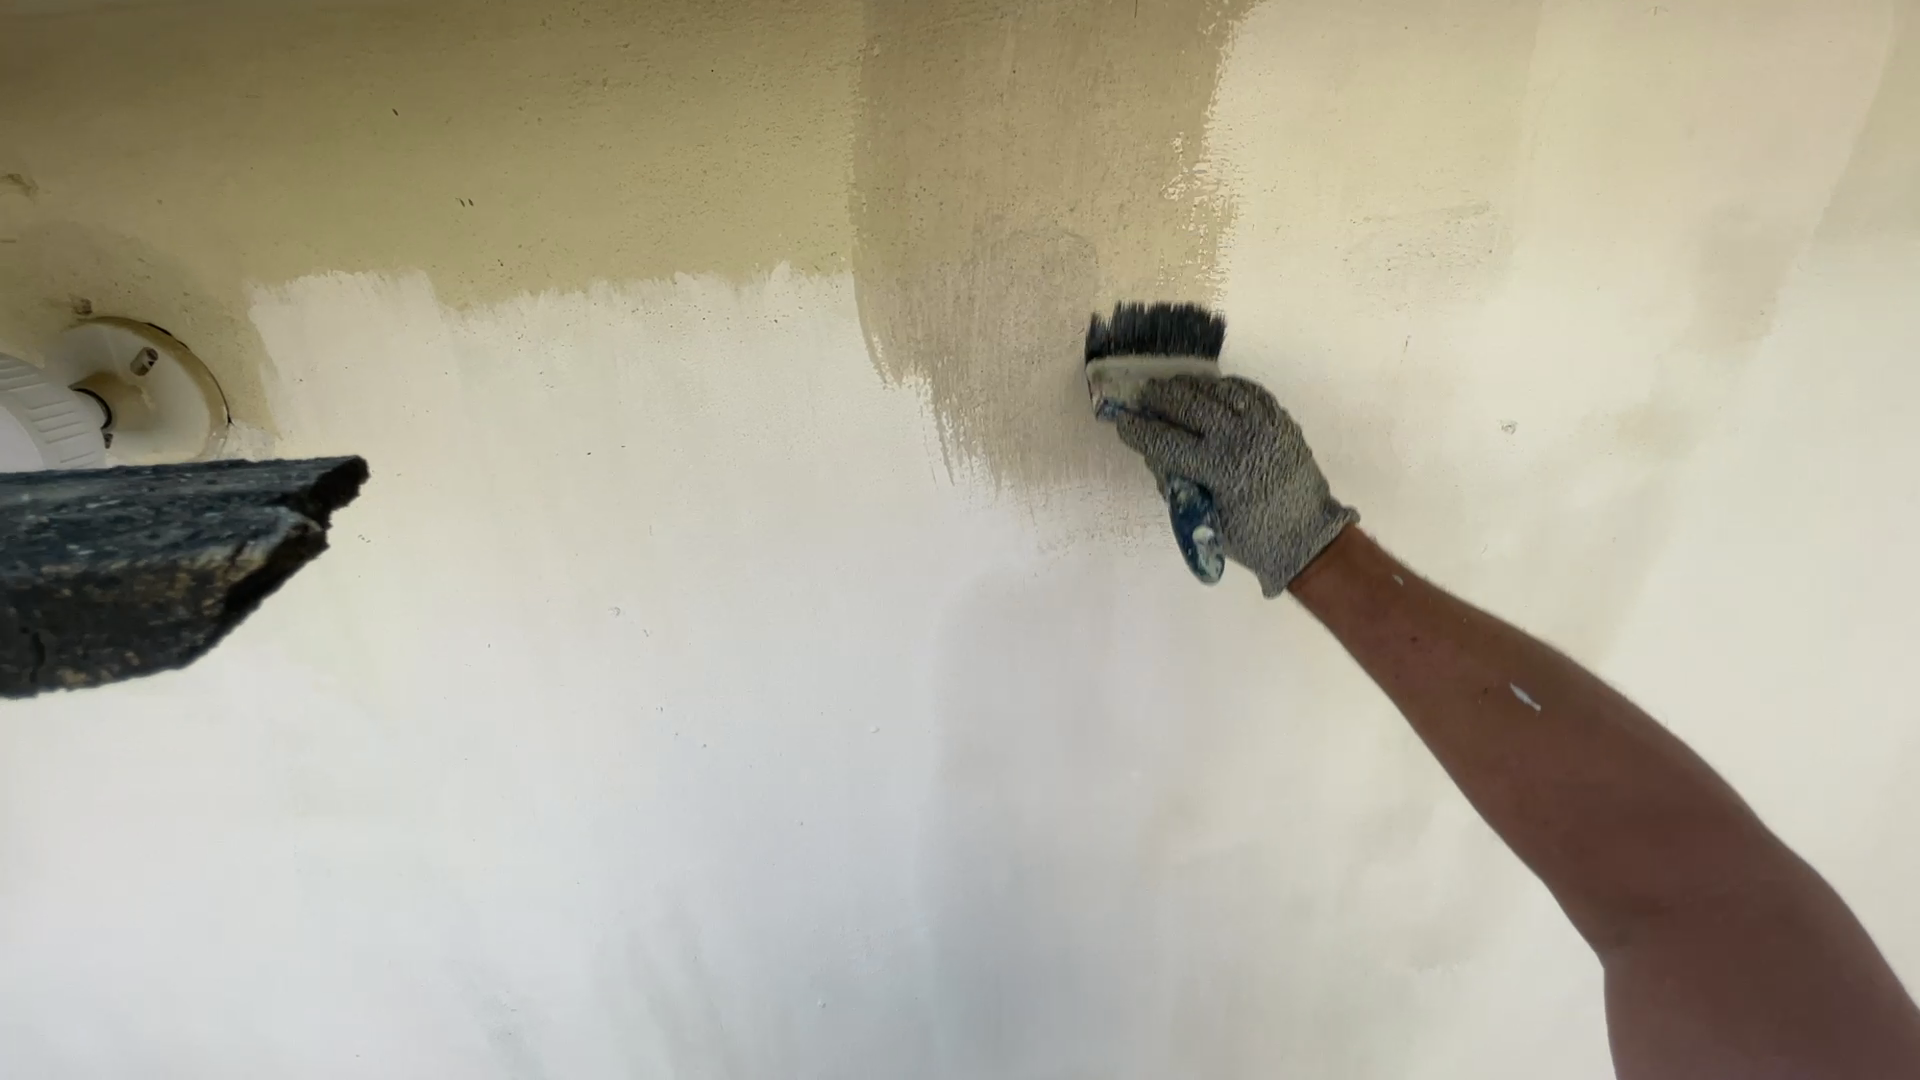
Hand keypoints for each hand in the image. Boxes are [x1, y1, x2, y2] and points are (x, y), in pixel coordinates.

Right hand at [1115, 375, 1357, 595]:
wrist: (1309, 534)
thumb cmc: (1252, 538)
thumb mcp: (1204, 522)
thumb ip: (1175, 486)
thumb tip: (1152, 454)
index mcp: (1221, 470)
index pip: (1167, 441)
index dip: (1140, 431)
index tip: (1122, 423)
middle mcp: (1242, 439)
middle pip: (1189, 405)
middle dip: (1160, 398)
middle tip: (1142, 395)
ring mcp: (1264, 423)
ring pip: (1216, 390)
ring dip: (1188, 387)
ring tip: (1168, 387)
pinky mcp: (1278, 417)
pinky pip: (1244, 389)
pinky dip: (1220, 386)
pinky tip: (1205, 389)